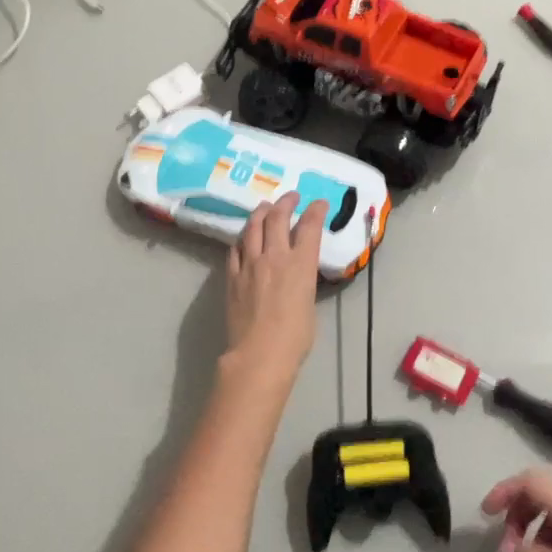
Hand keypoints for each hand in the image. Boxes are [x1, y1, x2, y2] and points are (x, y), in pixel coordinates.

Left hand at [224, 192, 328, 376]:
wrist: (259, 354)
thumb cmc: (294, 337)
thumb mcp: (309, 302)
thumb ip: (303, 280)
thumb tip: (297, 273)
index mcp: (300, 264)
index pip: (309, 226)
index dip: (315, 211)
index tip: (319, 203)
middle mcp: (274, 257)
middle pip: (277, 218)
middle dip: (286, 203)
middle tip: (291, 197)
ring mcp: (250, 264)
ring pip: (252, 227)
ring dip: (261, 212)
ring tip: (265, 207)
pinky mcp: (232, 276)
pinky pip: (236, 249)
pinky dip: (243, 238)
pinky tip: (244, 238)